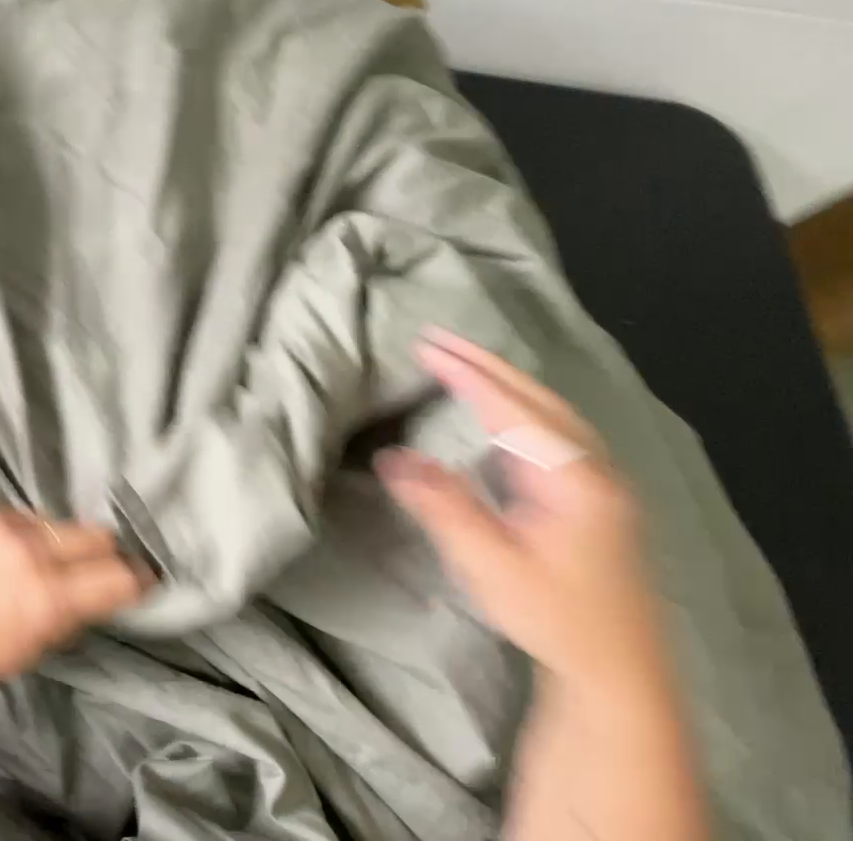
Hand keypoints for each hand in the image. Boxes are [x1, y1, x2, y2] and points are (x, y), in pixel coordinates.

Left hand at [0, 507, 150, 697]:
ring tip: (45, 561)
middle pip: (96, 534)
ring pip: (59, 521)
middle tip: (98, 568)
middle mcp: (29, 553)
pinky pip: (24, 516)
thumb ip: (72, 615)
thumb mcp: (32, 650)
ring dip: (62, 541)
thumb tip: (103, 590)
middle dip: (104, 553)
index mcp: (46, 598)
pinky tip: (12, 552)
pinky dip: (28, 532)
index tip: (142, 580)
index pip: (117, 576)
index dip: (137, 579)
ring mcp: (2, 526)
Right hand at [375, 328, 667, 693]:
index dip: (468, 374)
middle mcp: (593, 471)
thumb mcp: (488, 562)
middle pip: (539, 399)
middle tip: (438, 338)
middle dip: (487, 364)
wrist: (617, 670)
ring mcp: (600, 484)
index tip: (427, 345)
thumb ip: (441, 505)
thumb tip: (389, 456)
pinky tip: (502, 411)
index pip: (511, 410)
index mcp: (571, 479)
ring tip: (462, 360)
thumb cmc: (552, 615)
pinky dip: (521, 405)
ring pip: (552, 413)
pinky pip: (555, 432)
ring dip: (506, 381)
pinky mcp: (595, 500)